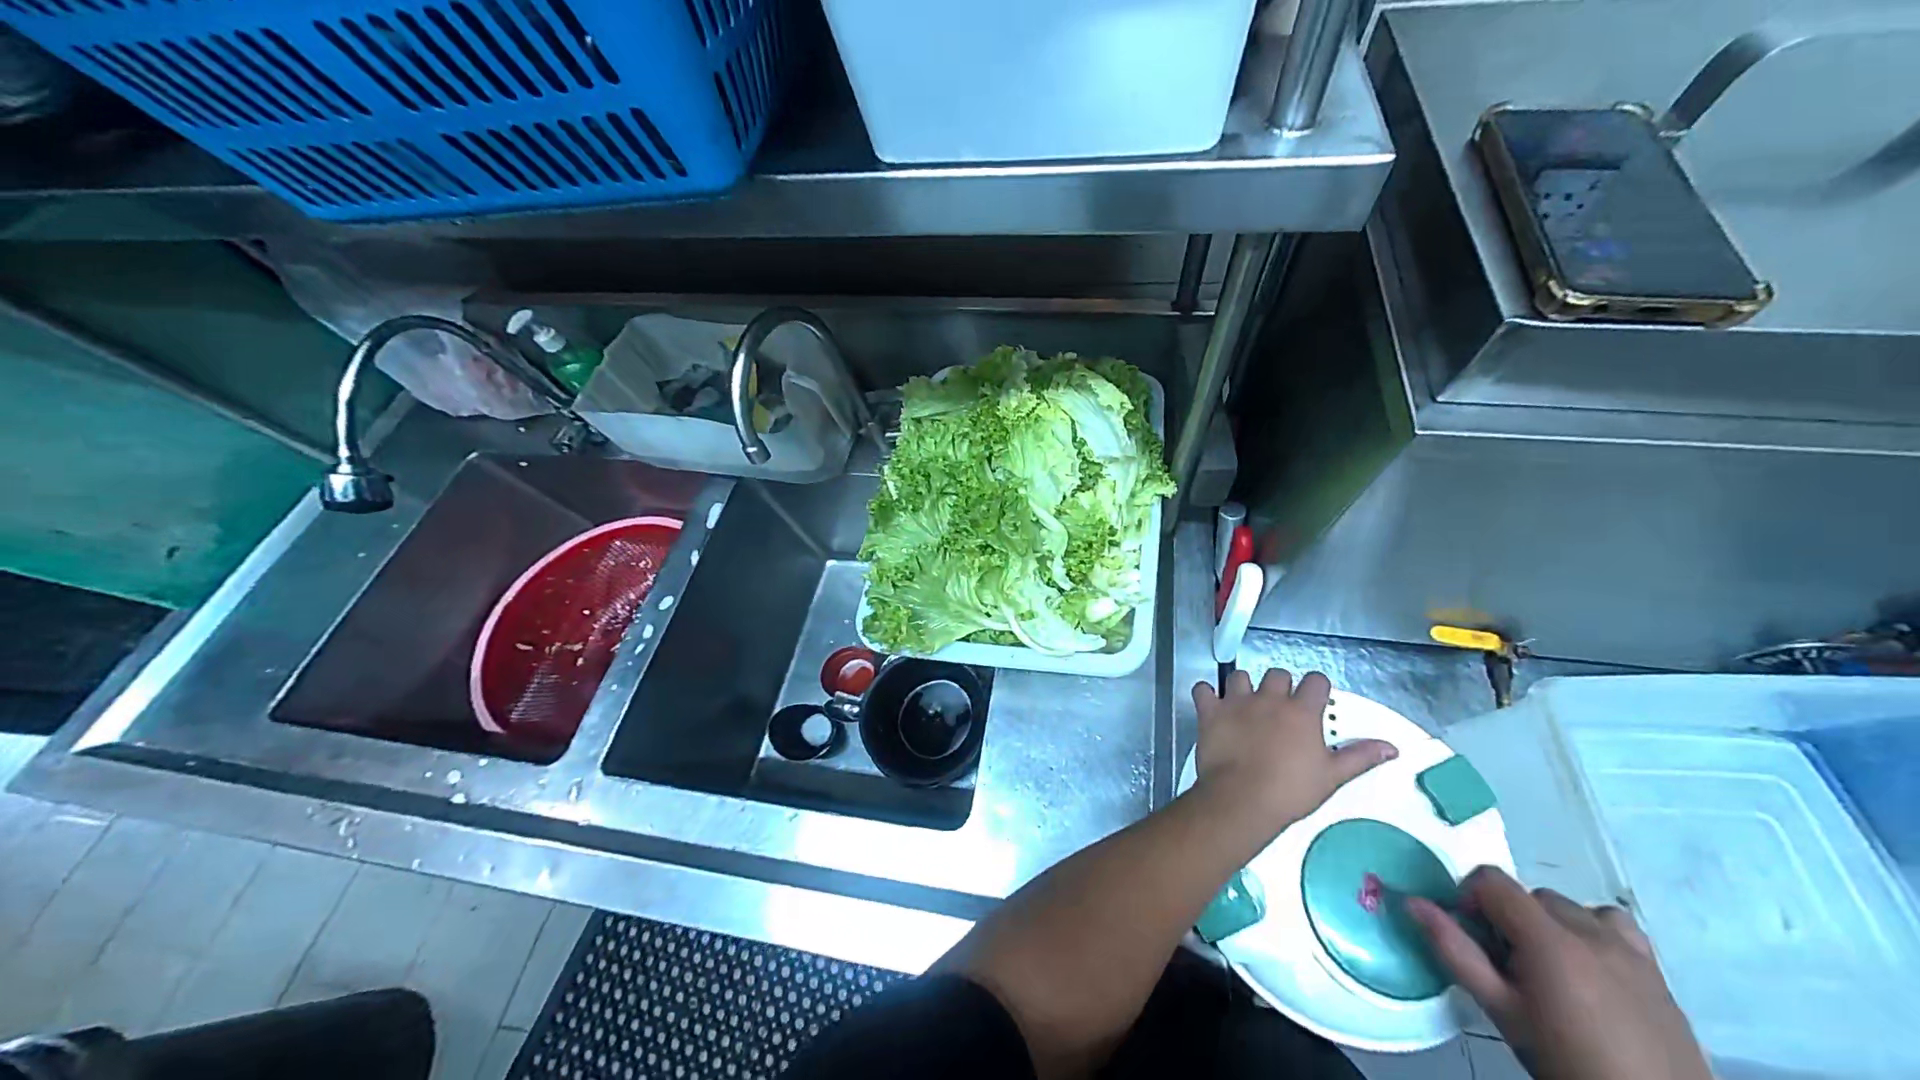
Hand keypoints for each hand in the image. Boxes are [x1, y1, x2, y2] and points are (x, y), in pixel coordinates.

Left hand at [1191, 669, 1395, 834]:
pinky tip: (1211, 705)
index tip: (1313, 702)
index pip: (1315, 681)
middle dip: (1279, 686)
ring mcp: (1236, 702)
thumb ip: (1360, 756)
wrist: (1241, 799)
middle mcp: (1269, 699)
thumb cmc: (1290, 790)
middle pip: (1277, 674)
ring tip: (1245, 706)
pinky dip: (1206, 694)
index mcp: (1301, 711)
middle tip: (1278, 708)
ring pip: (1240, 677)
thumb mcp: (1332, 776)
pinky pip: (1203, 689)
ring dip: (1243, 687)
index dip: (1315, 689)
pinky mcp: (1210, 711)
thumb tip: (1391, 747)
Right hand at [1408, 867, 1711, 1079]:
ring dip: (1547, 924)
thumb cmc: (1565, 1060)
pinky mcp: (1655, 968)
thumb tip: (1413, 903)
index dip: (1470, 898)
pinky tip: (1590, 967)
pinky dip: (1591, 931)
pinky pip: (1613, 924)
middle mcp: (1589, 930)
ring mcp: (1628, 948)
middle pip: (1528, 894)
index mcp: (1547, 938)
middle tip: (1506, 965)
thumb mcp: (1501, 1010)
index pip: (1492, 880)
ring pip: (1568, 907)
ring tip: (1548, 969)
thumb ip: (1455, 951)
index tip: (1470, 934)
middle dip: (1507, 917)